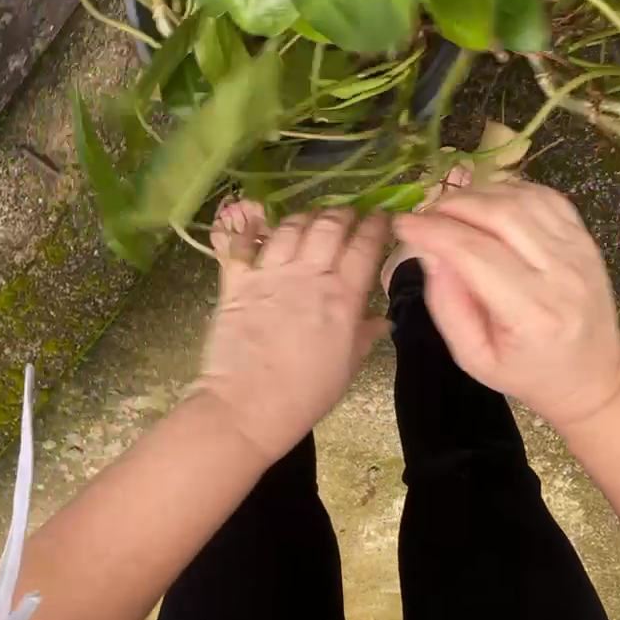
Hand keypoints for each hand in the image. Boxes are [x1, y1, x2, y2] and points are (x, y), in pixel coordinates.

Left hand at [193, 202, 390, 460]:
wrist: (246, 406)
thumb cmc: (304, 394)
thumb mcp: (347, 368)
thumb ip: (364, 336)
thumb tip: (383, 321)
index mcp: (342, 297)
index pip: (364, 247)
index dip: (375, 226)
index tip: (381, 216)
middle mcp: (308, 275)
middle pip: (328, 226)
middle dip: (341, 213)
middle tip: (347, 214)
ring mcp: (270, 274)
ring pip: (290, 227)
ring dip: (303, 218)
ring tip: (309, 220)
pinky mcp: (236, 281)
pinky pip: (242, 244)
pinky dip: (248, 230)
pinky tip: (254, 223)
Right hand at [392, 179, 619, 432]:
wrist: (591, 374)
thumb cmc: (526, 372)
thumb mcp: (473, 357)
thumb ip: (447, 306)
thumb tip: (429, 252)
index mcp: (532, 314)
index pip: (475, 253)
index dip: (433, 231)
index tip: (402, 223)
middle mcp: (561, 274)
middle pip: (500, 215)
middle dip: (451, 206)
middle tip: (424, 215)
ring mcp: (578, 250)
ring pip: (521, 198)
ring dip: (477, 194)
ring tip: (450, 210)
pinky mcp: (585, 237)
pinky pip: (544, 196)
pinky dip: (508, 190)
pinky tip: (486, 204)